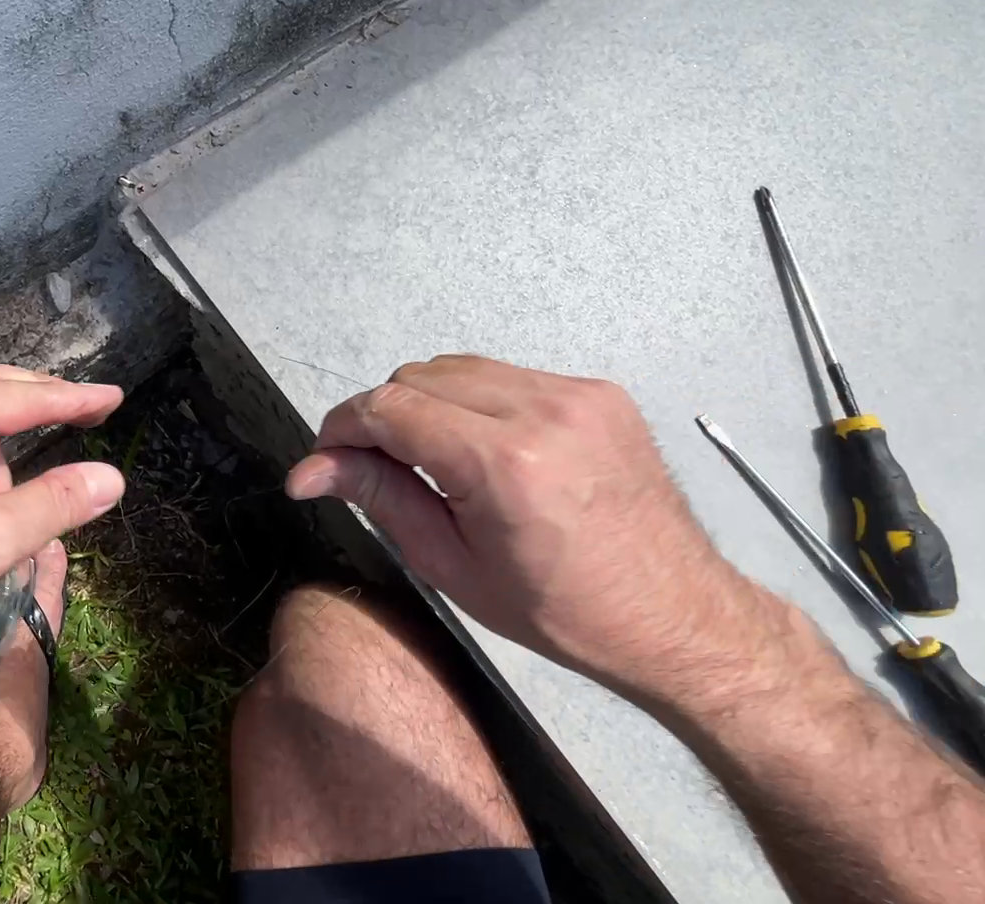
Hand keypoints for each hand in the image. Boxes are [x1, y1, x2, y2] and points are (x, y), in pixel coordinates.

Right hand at [286, 355, 759, 695]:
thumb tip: (306, 472)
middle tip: (380, 469)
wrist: (677, 616)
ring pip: (453, 368)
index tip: (328, 460)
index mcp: (502, 463)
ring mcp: (576, 392)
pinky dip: (469, 402)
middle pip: (413, 377)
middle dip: (380, 418)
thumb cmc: (556, 610)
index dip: (341, 427)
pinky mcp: (597, 390)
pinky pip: (500, 375)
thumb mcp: (448, 564)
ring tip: (432, 459)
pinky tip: (480, 447)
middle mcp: (541, 410)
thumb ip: (376, 497)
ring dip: (422, 405)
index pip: (387, 407)